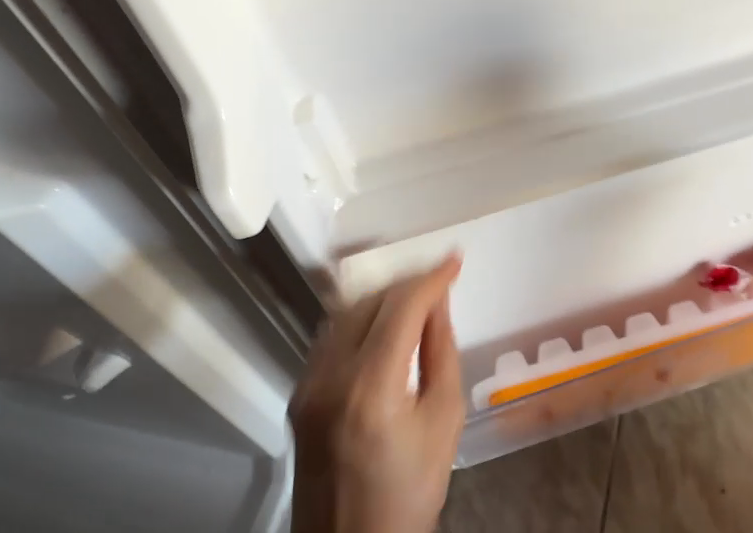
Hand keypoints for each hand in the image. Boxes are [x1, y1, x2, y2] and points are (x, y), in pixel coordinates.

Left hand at [289, 256, 464, 532]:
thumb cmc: (409, 492)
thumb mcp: (444, 422)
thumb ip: (441, 352)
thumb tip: (437, 303)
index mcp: (371, 387)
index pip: (401, 307)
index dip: (430, 278)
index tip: (454, 261)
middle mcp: (330, 377)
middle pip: (369, 302)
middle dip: (407, 283)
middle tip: (439, 278)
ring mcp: (307, 385)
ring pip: (344, 313)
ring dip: (380, 297)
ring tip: (415, 296)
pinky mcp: (298, 395)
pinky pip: (330, 338)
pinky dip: (359, 320)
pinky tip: (382, 324)